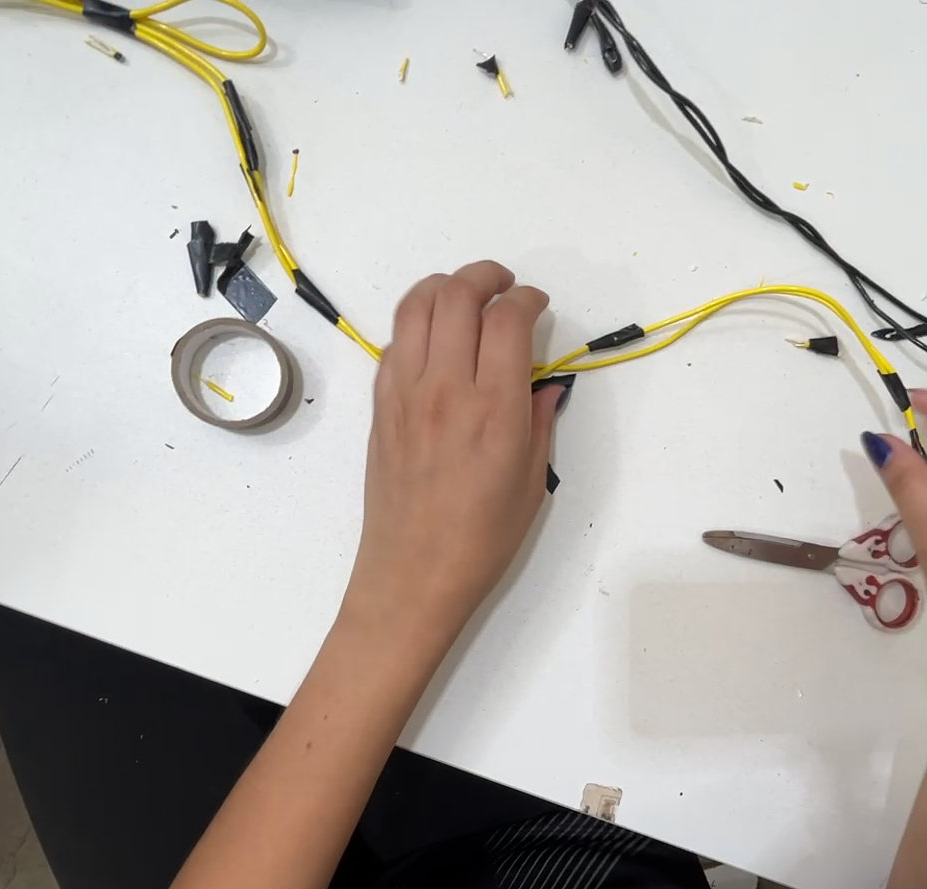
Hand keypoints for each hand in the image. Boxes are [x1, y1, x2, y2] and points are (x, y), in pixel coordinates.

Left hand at [346, 261, 562, 643]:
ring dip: (446, 286)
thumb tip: (545, 385)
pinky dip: (418, 321)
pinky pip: (396, 340)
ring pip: (416, 305)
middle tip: (506, 286)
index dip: (528, 299)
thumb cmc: (482, 540)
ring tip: (467, 296)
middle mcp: (447, 389)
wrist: (413, 574)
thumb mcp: (533, 484)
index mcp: (495, 411)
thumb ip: (540, 422)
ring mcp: (406, 393)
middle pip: (458, 295)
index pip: (508, 321)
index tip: (538, 305)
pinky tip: (437, 338)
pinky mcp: (381, 405)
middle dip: (487, 276)